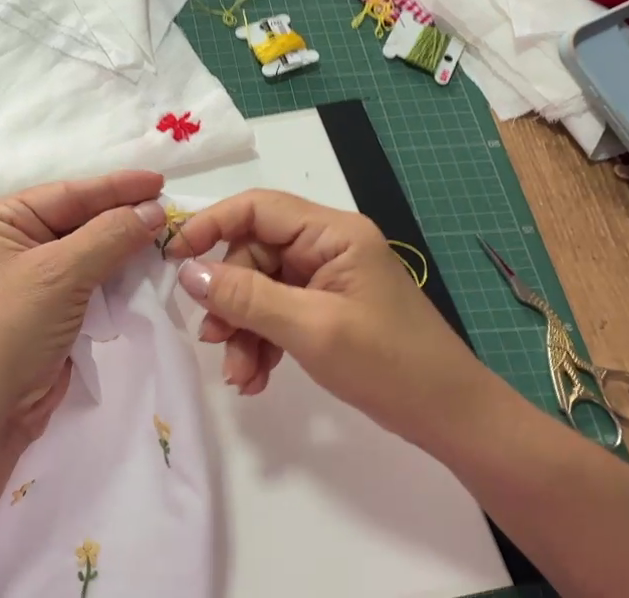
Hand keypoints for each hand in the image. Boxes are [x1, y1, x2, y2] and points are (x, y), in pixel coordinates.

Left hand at [0, 171, 167, 445]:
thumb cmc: (11, 330)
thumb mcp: (59, 275)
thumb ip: (110, 236)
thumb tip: (154, 210)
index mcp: (2, 220)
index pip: (68, 193)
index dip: (115, 187)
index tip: (161, 181)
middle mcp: (16, 241)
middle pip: (80, 219)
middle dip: (124, 216)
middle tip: (172, 212)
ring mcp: (35, 277)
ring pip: (91, 250)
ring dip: (126, 247)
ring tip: (169, 238)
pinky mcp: (53, 309)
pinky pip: (93, 281)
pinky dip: (119, 276)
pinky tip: (148, 270)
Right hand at [171, 190, 500, 442]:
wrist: (453, 420)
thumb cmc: (389, 365)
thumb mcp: (311, 329)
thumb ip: (246, 297)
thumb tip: (187, 273)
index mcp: (332, 233)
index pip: (255, 208)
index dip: (210, 226)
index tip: (175, 259)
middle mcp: (326, 246)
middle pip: (252, 254)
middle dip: (230, 300)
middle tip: (213, 341)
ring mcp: (326, 278)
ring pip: (259, 288)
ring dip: (243, 330)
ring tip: (239, 375)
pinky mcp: (326, 308)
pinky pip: (277, 312)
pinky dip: (262, 342)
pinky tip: (256, 377)